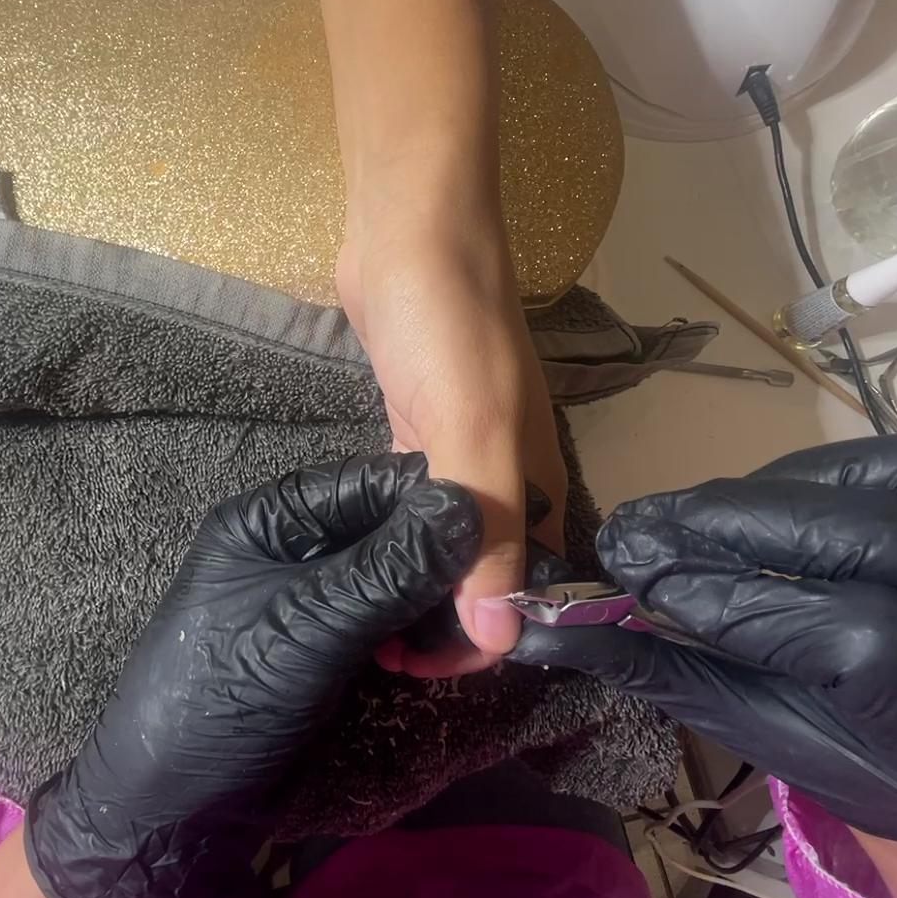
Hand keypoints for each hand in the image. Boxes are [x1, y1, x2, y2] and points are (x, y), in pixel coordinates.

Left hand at [21, 454, 481, 897]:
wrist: (177, 803)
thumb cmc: (224, 697)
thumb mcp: (307, 629)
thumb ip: (388, 571)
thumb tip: (470, 507)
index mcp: (275, 515)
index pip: (378, 485)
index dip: (441, 511)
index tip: (501, 553)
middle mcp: (298, 541)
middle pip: (395, 529)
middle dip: (443, 569)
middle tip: (484, 620)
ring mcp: (315, 590)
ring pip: (401, 576)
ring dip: (435, 608)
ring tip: (457, 653)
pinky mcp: (330, 636)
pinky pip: (390, 616)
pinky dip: (418, 635)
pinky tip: (429, 664)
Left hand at [340, 202, 569, 676]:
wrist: (407, 233)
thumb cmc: (448, 325)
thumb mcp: (471, 427)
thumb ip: (486, 527)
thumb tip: (498, 634)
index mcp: (535, 486)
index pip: (525, 590)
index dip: (482, 637)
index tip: (418, 664)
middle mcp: (504, 479)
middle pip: (484, 573)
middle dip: (442, 620)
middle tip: (377, 651)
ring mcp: (457, 454)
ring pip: (446, 541)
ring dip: (414, 582)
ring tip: (364, 622)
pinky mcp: (416, 431)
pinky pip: (411, 504)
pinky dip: (392, 536)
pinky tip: (361, 558)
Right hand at [507, 428, 896, 845]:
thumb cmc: (864, 760)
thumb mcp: (760, 734)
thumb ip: (658, 671)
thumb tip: (539, 631)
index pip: (853, 638)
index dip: (732, 597)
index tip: (633, 572)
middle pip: (884, 543)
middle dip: (739, 524)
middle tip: (644, 523)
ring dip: (782, 491)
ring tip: (701, 512)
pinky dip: (839, 470)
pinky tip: (779, 494)